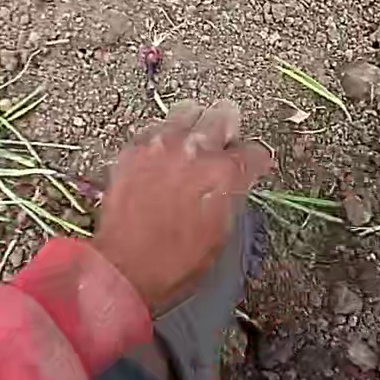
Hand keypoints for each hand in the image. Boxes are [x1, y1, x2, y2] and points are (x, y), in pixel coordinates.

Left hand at [94, 99, 272, 312]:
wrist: (124, 268)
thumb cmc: (176, 261)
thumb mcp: (221, 232)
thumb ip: (233, 194)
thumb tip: (237, 180)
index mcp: (225, 172)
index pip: (254, 151)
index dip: (256, 161)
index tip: (252, 166)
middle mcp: (196, 149)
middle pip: (224, 114)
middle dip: (229, 130)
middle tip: (224, 145)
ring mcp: (161, 144)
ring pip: (188, 110)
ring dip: (195, 125)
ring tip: (191, 144)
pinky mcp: (134, 149)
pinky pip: (155, 128)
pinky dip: (163, 138)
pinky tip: (162, 156)